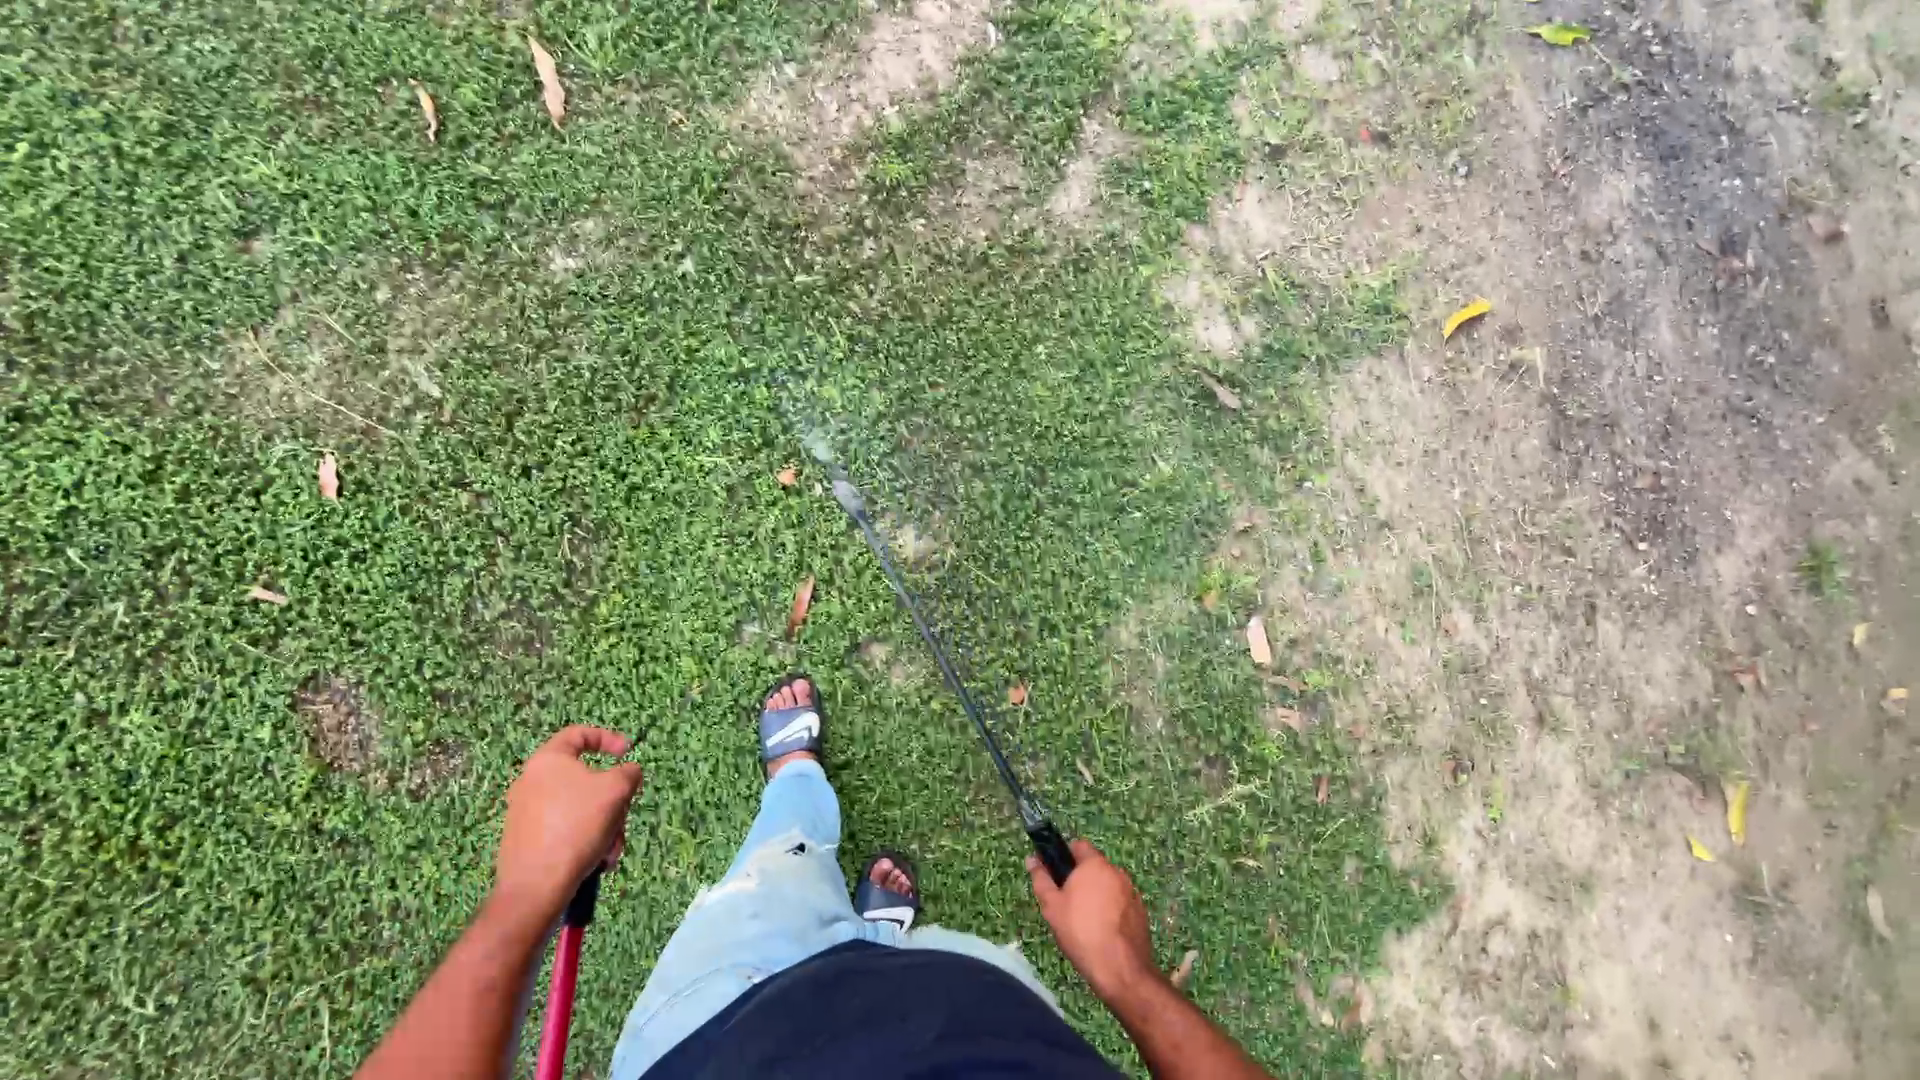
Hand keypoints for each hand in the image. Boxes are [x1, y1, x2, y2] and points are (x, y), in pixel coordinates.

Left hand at [493, 726, 643, 927]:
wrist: (536, 886)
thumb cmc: (577, 826)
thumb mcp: (617, 790)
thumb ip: (629, 772)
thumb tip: (627, 773)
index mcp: (548, 760)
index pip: (579, 733)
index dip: (609, 738)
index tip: (628, 753)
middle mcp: (530, 781)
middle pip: (585, 776)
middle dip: (612, 797)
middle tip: (622, 814)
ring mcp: (525, 812)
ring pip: (580, 806)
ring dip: (604, 823)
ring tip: (610, 847)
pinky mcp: (525, 838)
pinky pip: (566, 827)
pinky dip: (586, 838)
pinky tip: (596, 859)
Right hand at [1026, 838, 1160, 1000]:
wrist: (1120, 969)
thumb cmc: (1080, 932)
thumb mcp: (1052, 906)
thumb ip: (1041, 879)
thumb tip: (1032, 859)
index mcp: (1095, 864)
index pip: (1079, 845)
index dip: (1065, 856)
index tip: (1055, 874)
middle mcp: (1117, 871)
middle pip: (1094, 866)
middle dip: (1080, 879)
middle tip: (1066, 902)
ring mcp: (1132, 891)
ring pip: (1108, 885)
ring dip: (1097, 894)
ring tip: (1084, 921)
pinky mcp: (1141, 911)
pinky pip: (1120, 902)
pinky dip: (1111, 910)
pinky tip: (1103, 931)